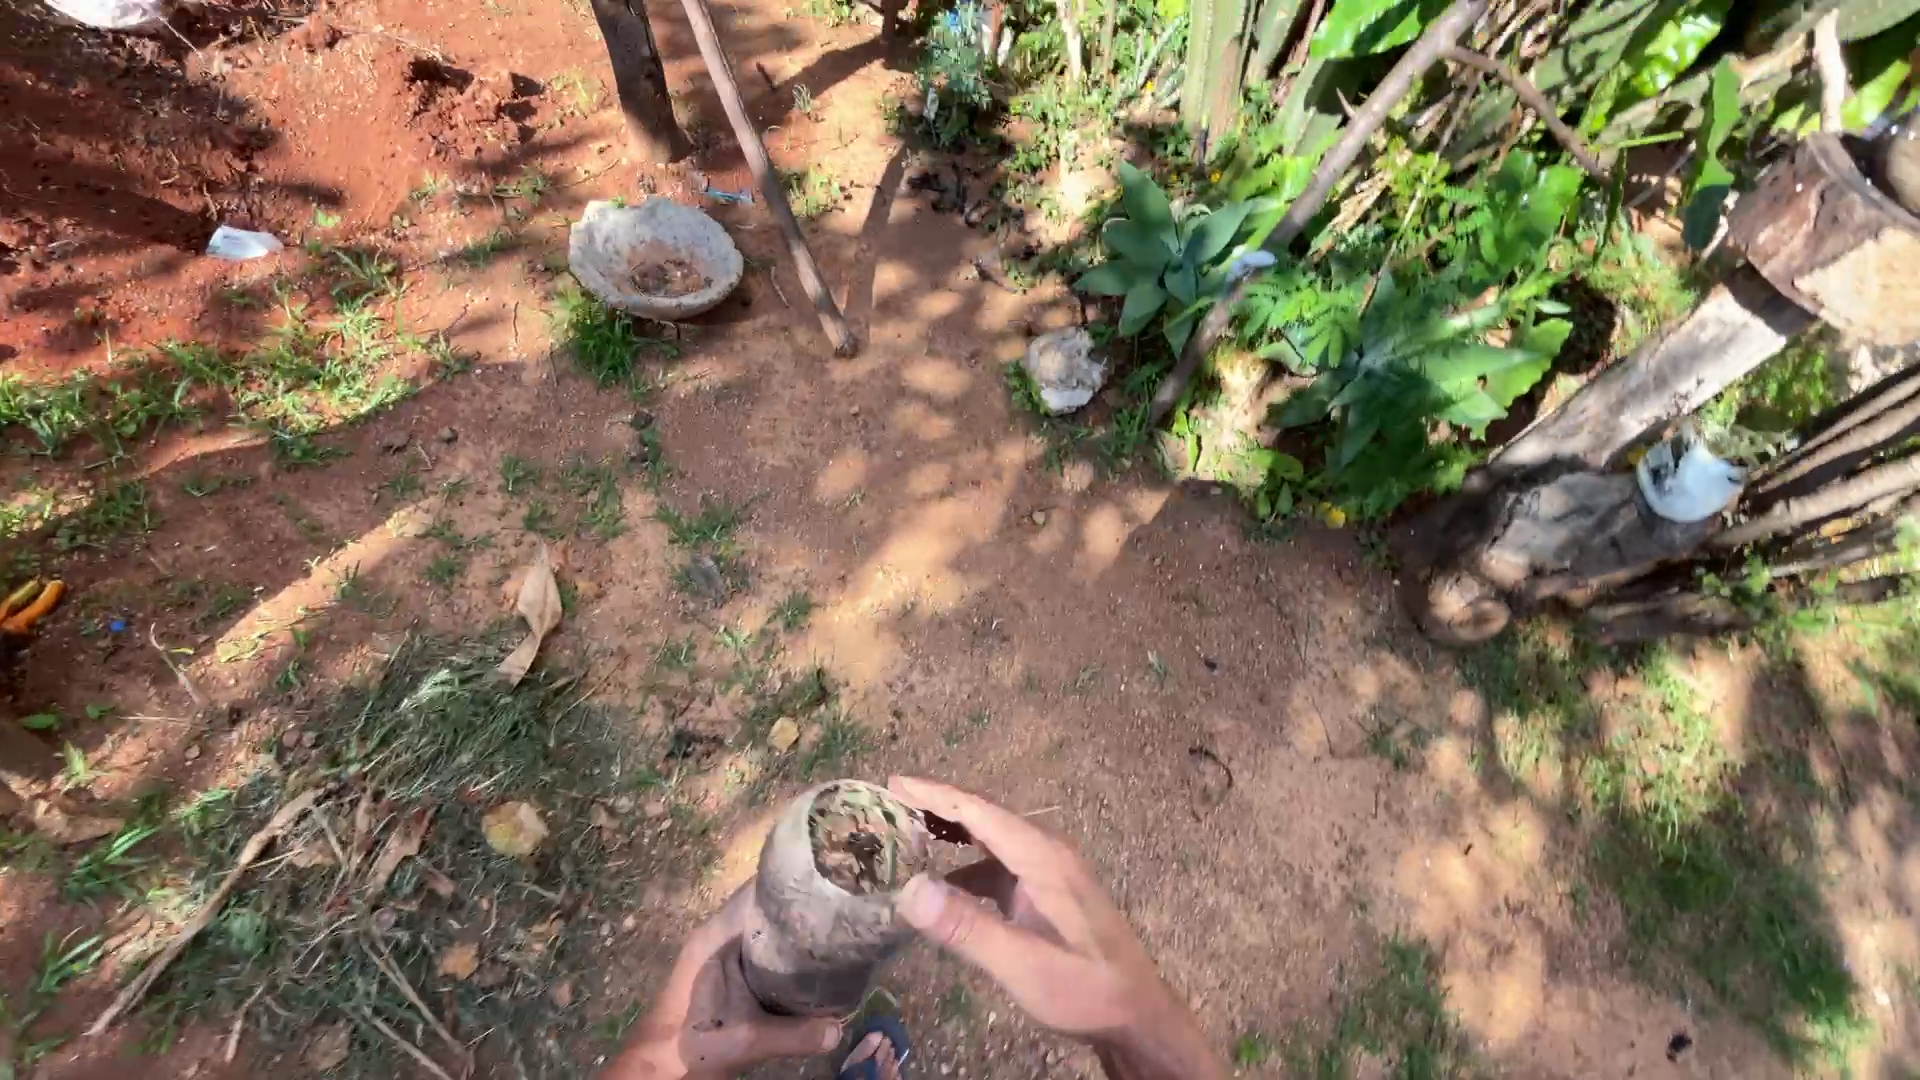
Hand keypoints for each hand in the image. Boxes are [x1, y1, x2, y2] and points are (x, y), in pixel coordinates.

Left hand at [604, 888, 842, 1079]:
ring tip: (827, 920)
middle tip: (834, 903)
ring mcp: (717, 946)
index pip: (756, 888)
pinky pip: (754, 938)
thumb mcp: (749, 1040)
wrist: (658, 1068)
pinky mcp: (721, 964)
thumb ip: (795, 1034)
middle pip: (762, 901)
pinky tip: (803, 951)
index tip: (823, 881)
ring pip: (758, 919)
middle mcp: (717, 931)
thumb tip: (839, 1028)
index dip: (789, 882)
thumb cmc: (694, 1045)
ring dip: (787, 920)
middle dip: (795, 901)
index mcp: (717, 934)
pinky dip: (776, 939)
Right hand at [886, 777, 1224, 1078]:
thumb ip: (966, 927)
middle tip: (888, 803)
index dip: (934, 793)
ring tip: (904, 832)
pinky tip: (941, 882)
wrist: (1139, 1014)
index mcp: (1041, 855)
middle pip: (982, 814)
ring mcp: (1046, 868)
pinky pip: (997, 863)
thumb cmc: (1085, 987)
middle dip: (935, 804)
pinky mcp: (1045, 889)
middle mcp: (1043, 850)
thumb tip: (908, 888)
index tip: (893, 783)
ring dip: (949, 830)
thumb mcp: (1023, 965)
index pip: (978, 810)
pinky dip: (964, 863)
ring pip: (989, 837)